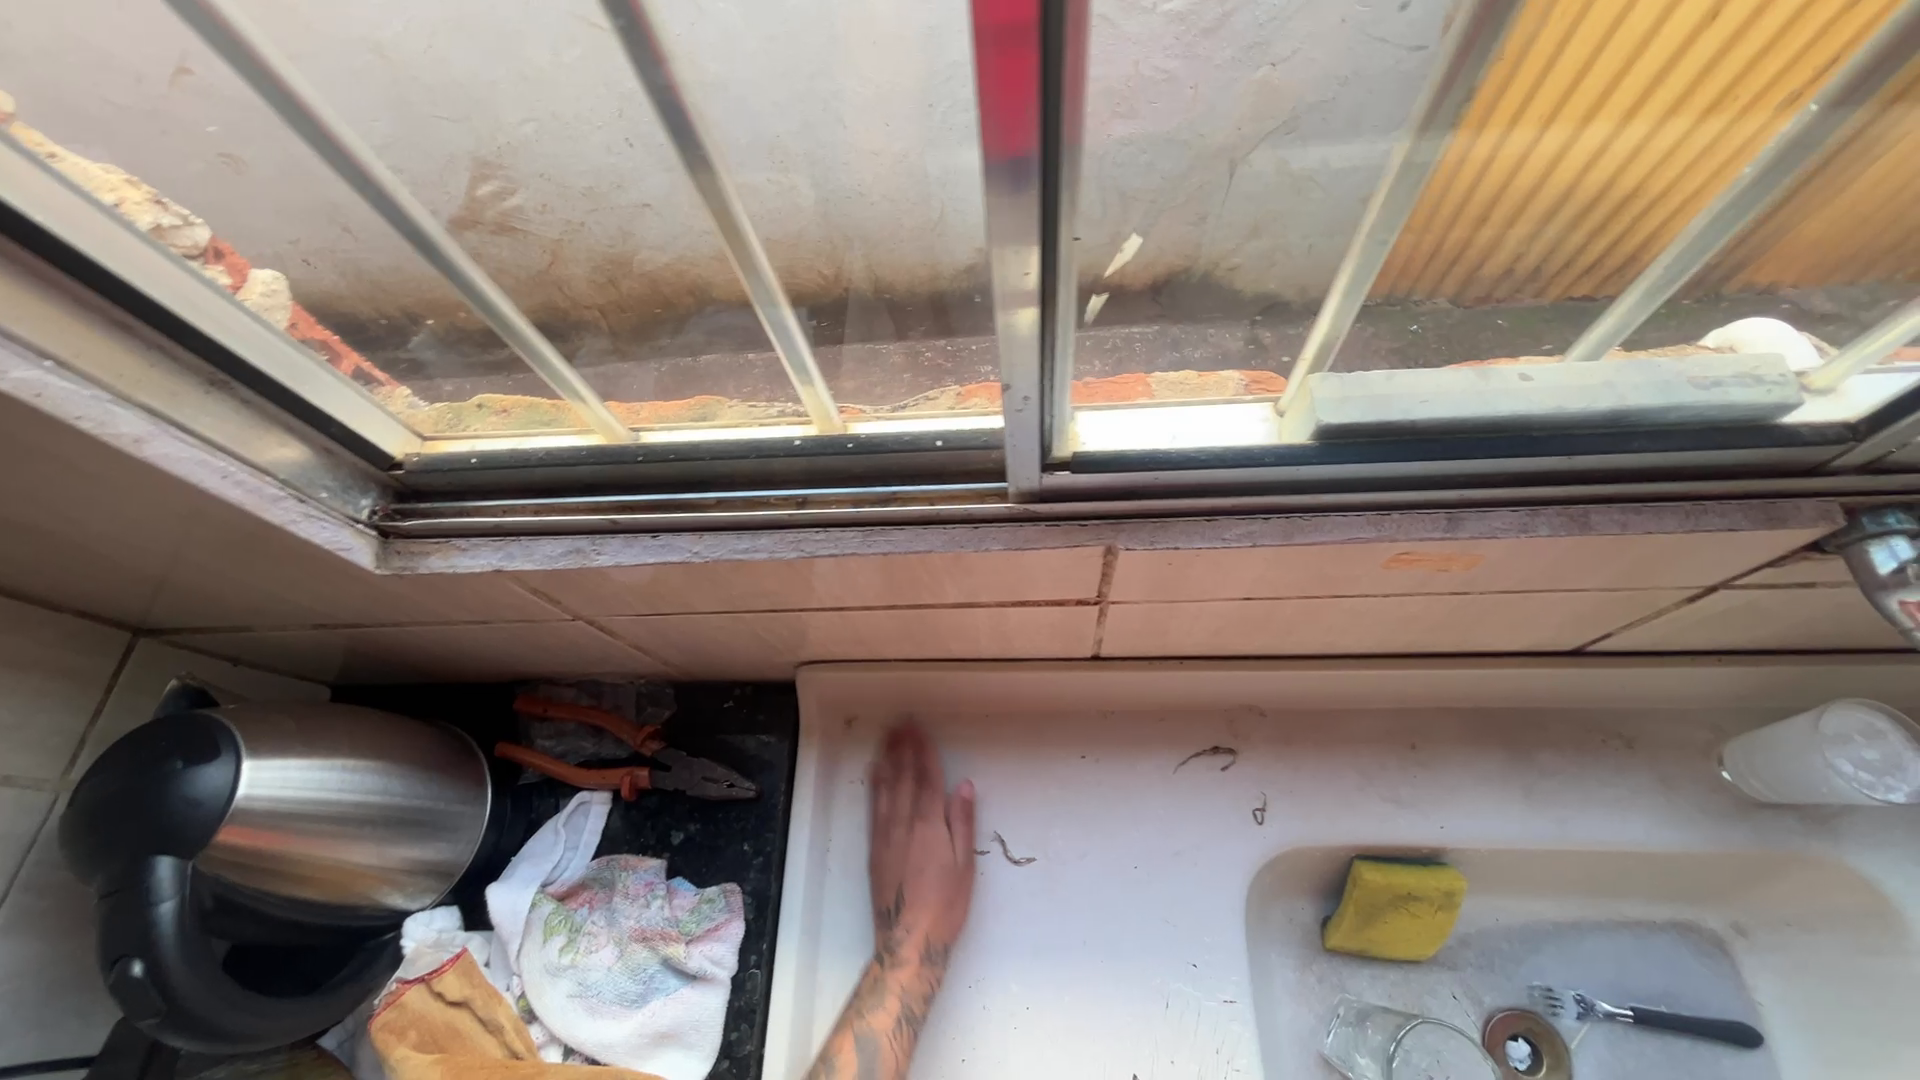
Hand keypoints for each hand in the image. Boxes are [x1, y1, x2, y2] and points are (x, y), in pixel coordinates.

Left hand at [867, 724, 974, 966]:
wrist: (908, 942)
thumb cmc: (946, 906)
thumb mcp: (965, 866)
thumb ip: (963, 823)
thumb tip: (965, 785)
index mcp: (929, 826)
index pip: (928, 779)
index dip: (924, 752)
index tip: (920, 728)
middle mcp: (903, 824)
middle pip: (904, 777)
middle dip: (904, 748)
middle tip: (902, 722)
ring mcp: (885, 835)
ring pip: (886, 788)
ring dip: (888, 759)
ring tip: (888, 736)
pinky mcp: (874, 848)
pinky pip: (874, 807)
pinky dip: (875, 784)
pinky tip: (875, 771)